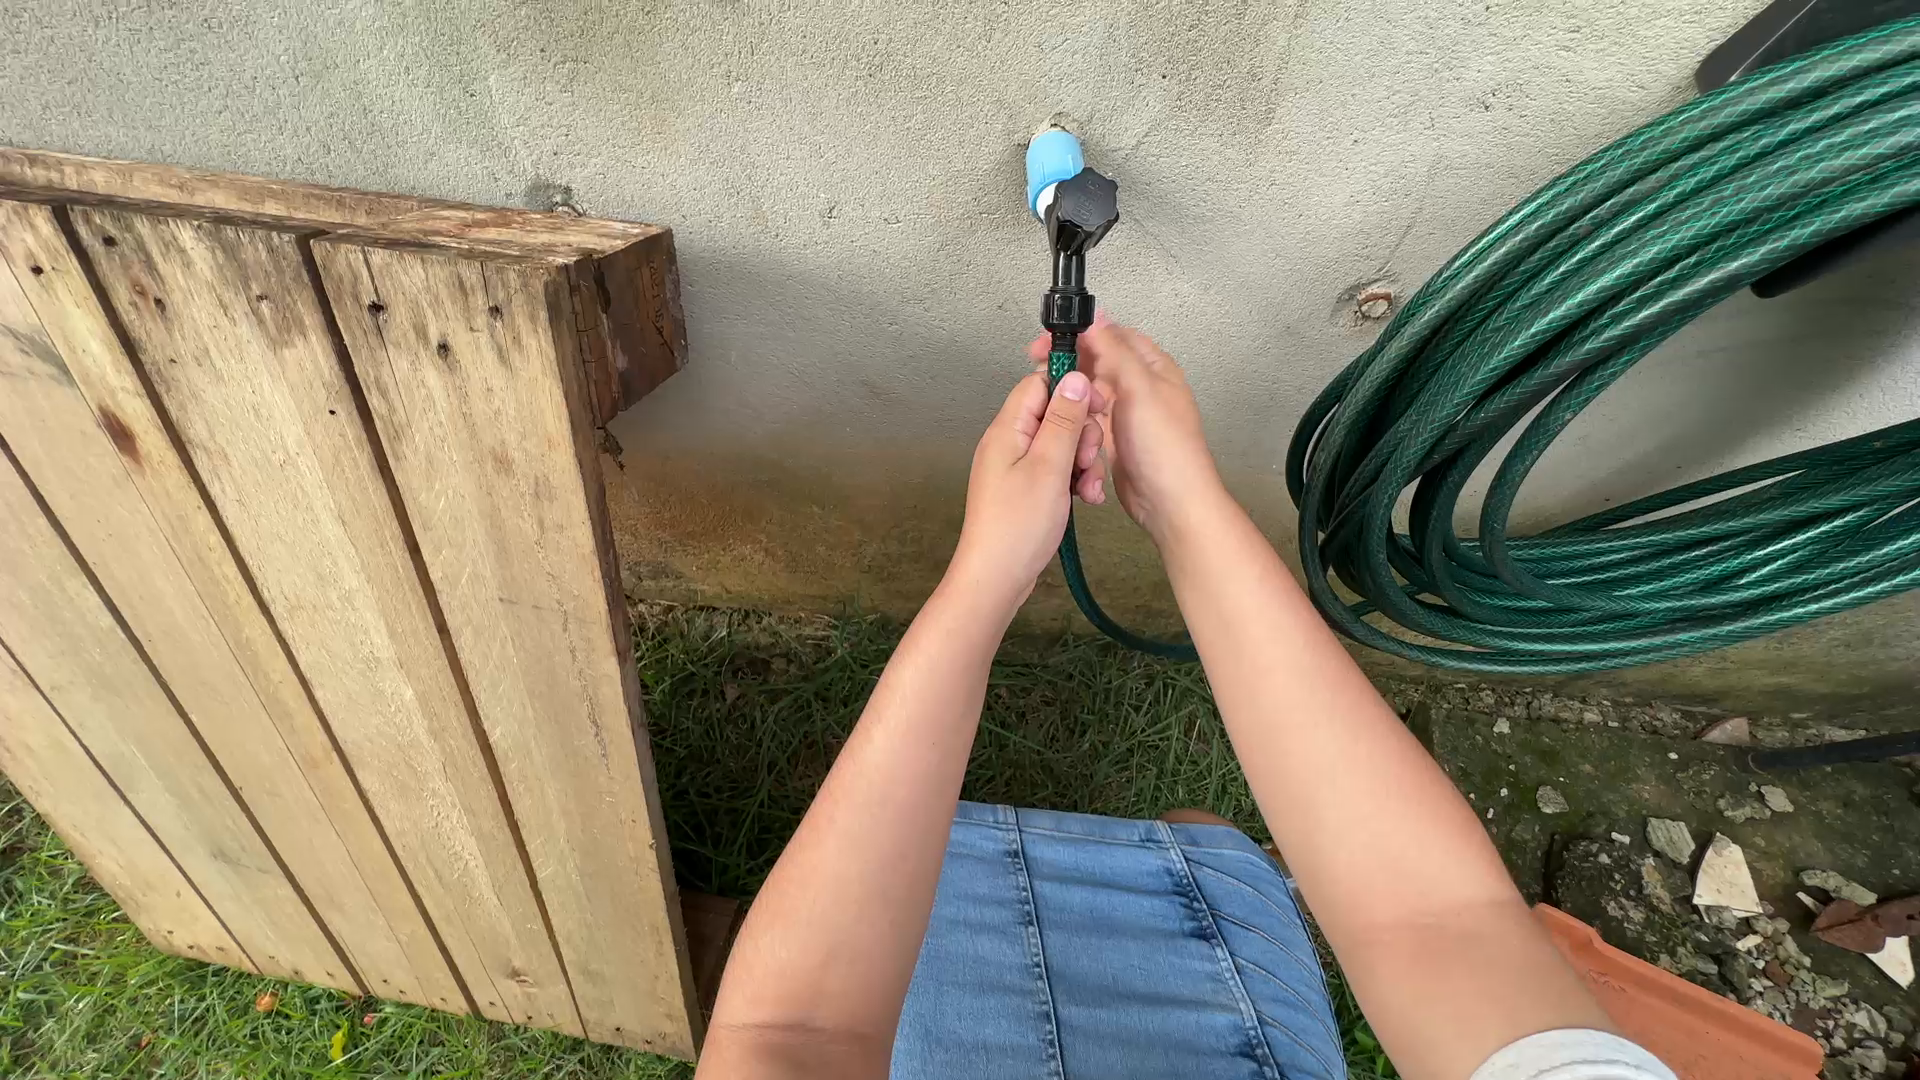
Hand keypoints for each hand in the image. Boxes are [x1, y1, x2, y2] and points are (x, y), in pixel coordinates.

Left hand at [948, 369, 1106, 606]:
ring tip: (1088, 488)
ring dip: (1083, 461)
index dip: (1072, 389)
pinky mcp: (1026, 488)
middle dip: (1082, 433)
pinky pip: (1056, 470)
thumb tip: (1075, 376)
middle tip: (1088, 461)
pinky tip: (1087, 499)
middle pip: (1055, 413)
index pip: (1039, 384)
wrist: (996, 578)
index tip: (1099, 409)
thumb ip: (1063, 419)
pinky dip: (1074, 480)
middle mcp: (1009, 442)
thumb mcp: (1049, 466)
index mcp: (1007, 429)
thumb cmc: (1019, 524)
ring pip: (1061, 444)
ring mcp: (1017, 466)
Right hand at [1026, 315, 1222, 543]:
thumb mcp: (1138, 389)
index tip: (1046, 345)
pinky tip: (1067, 432)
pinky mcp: (1113, 441)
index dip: (1078, 336)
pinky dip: (1077, 426)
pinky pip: (1087, 424)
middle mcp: (1139, 388)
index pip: (1111, 337)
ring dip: (1072, 403)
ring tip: (1057, 410)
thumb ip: (1115, 351)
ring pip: (1087, 397)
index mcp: (1152, 368)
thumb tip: (1096, 317)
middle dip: (1069, 372)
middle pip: (1095, 367)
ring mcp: (1125, 415)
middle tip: (1041, 377)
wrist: (1169, 502)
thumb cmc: (1165, 448)